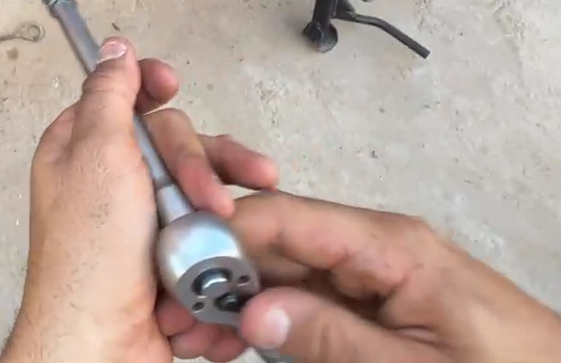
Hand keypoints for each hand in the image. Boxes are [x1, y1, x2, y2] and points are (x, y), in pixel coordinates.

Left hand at [0, 40, 278, 362]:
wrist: (103, 347)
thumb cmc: (90, 253)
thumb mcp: (96, 153)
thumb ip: (108, 94)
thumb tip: (115, 48)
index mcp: (82, 147)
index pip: (121, 98)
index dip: (148, 86)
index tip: (171, 84)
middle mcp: (110, 179)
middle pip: (169, 143)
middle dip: (196, 165)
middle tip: (209, 197)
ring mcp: (140, 220)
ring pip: (193, 187)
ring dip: (219, 206)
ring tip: (236, 227)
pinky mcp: (167, 257)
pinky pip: (205, 233)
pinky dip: (219, 246)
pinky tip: (230, 260)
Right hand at [158, 192, 560, 362]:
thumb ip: (336, 340)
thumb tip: (251, 312)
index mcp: (388, 245)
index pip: (286, 219)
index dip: (225, 232)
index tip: (175, 261)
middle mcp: (372, 245)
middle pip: (277, 243)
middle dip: (221, 274)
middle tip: (173, 315)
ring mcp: (374, 273)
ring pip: (286, 273)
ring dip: (238, 300)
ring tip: (192, 337)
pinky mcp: (377, 302)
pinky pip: (310, 299)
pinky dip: (271, 319)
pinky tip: (234, 340)